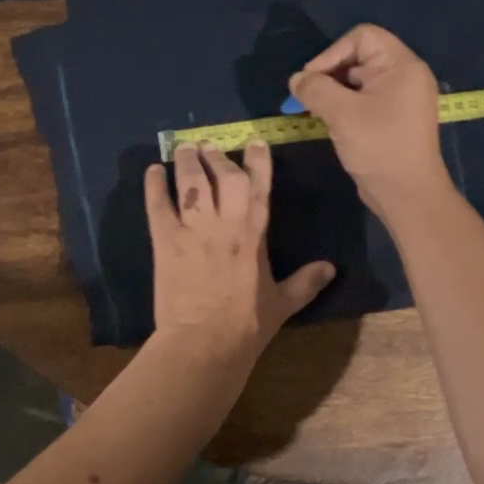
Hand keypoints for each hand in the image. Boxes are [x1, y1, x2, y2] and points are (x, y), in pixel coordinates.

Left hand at [145, 140, 335, 360]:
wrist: (205, 341)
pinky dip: (154, 186)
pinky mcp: (165, 241)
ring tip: (185, 148)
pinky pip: (158, 206)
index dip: (258, 161)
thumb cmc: (246, 325)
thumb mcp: (283, 303)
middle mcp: (224, 223)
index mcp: (255, 234)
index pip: (259, 187)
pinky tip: (153, 171)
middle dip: (218, 157)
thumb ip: (306, 282)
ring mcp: (193, 230)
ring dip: (188, 162)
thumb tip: (330, 268)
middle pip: (222, 177)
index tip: (254, 143)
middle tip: (211, 145)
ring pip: (190, 184)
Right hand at [287, 24, 451, 220]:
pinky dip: (342, 105)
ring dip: (331, 92)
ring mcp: (399, 98)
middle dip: (328, 74)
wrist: (406, 193)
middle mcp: (404, 76)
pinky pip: (363, 100)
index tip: (310, 79)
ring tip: (311, 110)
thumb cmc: (378, 147)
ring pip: (357, 81)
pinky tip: (326, 120)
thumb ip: (315, 89)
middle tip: (304, 98)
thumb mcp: (342, 114)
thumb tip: (296, 79)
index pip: (363, 37)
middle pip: (358, 58)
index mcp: (401, 65)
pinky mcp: (391, 119)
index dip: (332, 53)